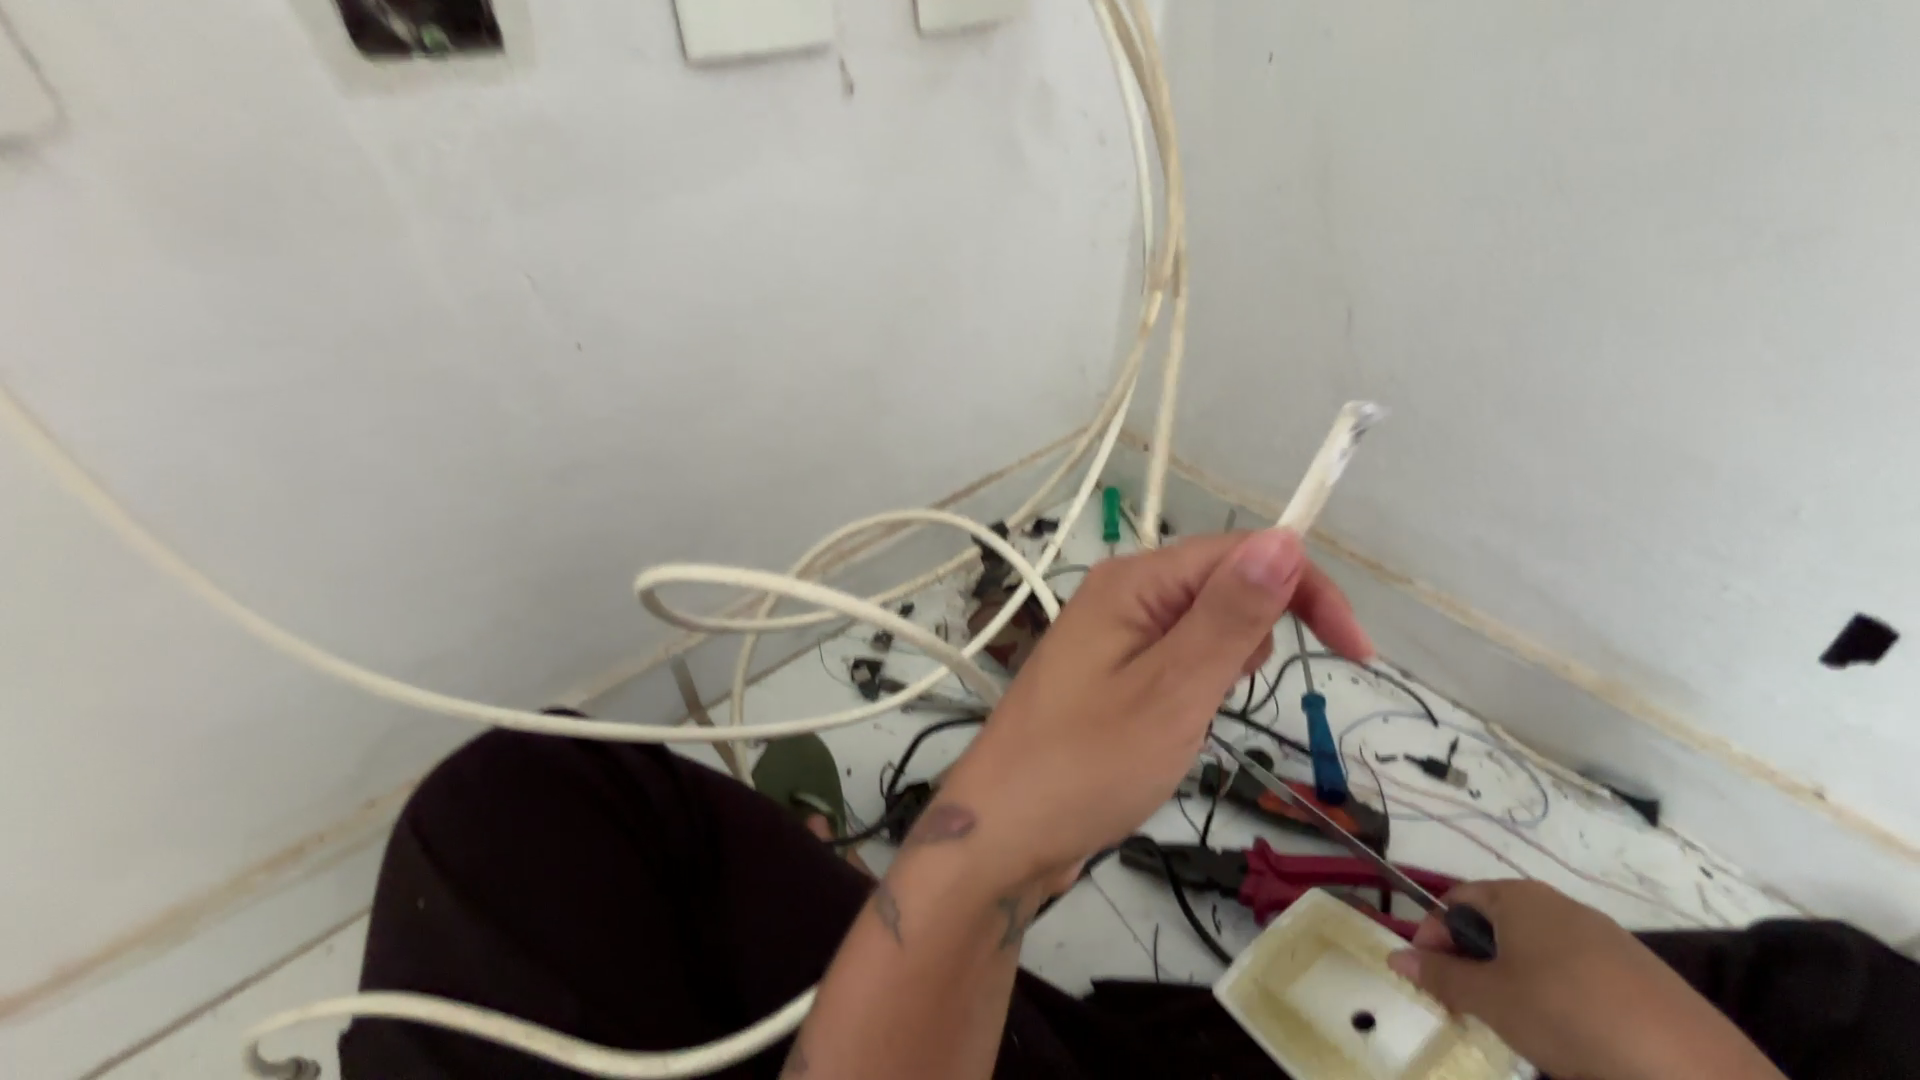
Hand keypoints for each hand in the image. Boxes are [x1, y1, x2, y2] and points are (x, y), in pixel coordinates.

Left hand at [935, 530, 1370, 889]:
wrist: (1003, 834)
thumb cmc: (1087, 765)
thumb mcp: (1173, 690)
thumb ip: (1230, 615)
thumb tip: (1285, 538)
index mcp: (1133, 583)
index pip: (1241, 553)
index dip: (1305, 590)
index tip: (1357, 654)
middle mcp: (1120, 596)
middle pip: (1222, 584)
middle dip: (1256, 633)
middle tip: (1223, 698)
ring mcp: (1110, 637)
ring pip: (1202, 628)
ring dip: (1223, 668)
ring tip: (1189, 718)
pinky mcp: (1108, 676)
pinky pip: (1175, 662)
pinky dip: (1195, 688)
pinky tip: (1174, 727)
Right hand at [1390, 881, 1784, 1079]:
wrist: (1693, 1069)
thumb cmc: (1569, 1016)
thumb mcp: (1491, 1001)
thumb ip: (1441, 977)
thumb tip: (1397, 957)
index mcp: (1520, 898)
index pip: (1458, 899)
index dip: (1433, 933)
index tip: (1427, 975)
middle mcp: (1561, 905)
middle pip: (1498, 922)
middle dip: (1474, 960)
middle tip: (1466, 1003)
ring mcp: (1607, 938)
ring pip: (1538, 950)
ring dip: (1514, 980)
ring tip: (1514, 1024)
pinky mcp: (1641, 974)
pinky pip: (1578, 973)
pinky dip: (1558, 996)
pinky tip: (1567, 1036)